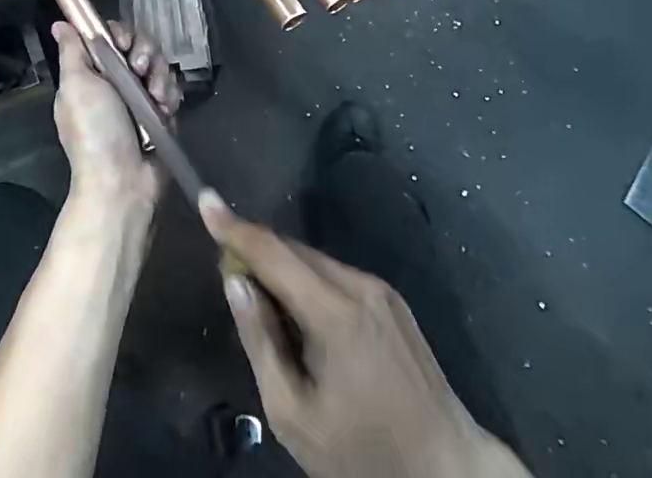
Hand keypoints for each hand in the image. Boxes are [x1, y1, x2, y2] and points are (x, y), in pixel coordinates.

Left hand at [49, 20, 181, 212]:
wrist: (122, 180)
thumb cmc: (95, 131)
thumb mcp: (76, 86)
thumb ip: (73, 52)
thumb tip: (60, 24)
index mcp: (92, 74)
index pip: (111, 36)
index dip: (121, 34)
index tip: (124, 44)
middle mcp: (117, 82)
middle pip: (141, 46)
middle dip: (146, 54)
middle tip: (140, 70)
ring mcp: (141, 97)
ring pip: (160, 66)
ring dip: (160, 77)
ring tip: (155, 98)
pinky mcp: (162, 112)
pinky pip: (173, 88)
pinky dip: (170, 96)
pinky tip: (164, 109)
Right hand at [201, 195, 529, 477]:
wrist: (445, 466)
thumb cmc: (361, 451)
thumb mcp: (292, 413)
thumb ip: (260, 340)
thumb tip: (235, 282)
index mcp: (335, 312)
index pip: (273, 252)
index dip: (234, 226)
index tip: (206, 201)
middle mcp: (361, 285)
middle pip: (295, 251)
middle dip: (257, 251)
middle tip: (226, 271)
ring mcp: (382, 290)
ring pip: (317, 262)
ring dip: (284, 270)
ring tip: (264, 308)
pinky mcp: (393, 300)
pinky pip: (338, 276)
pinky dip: (310, 283)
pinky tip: (303, 319)